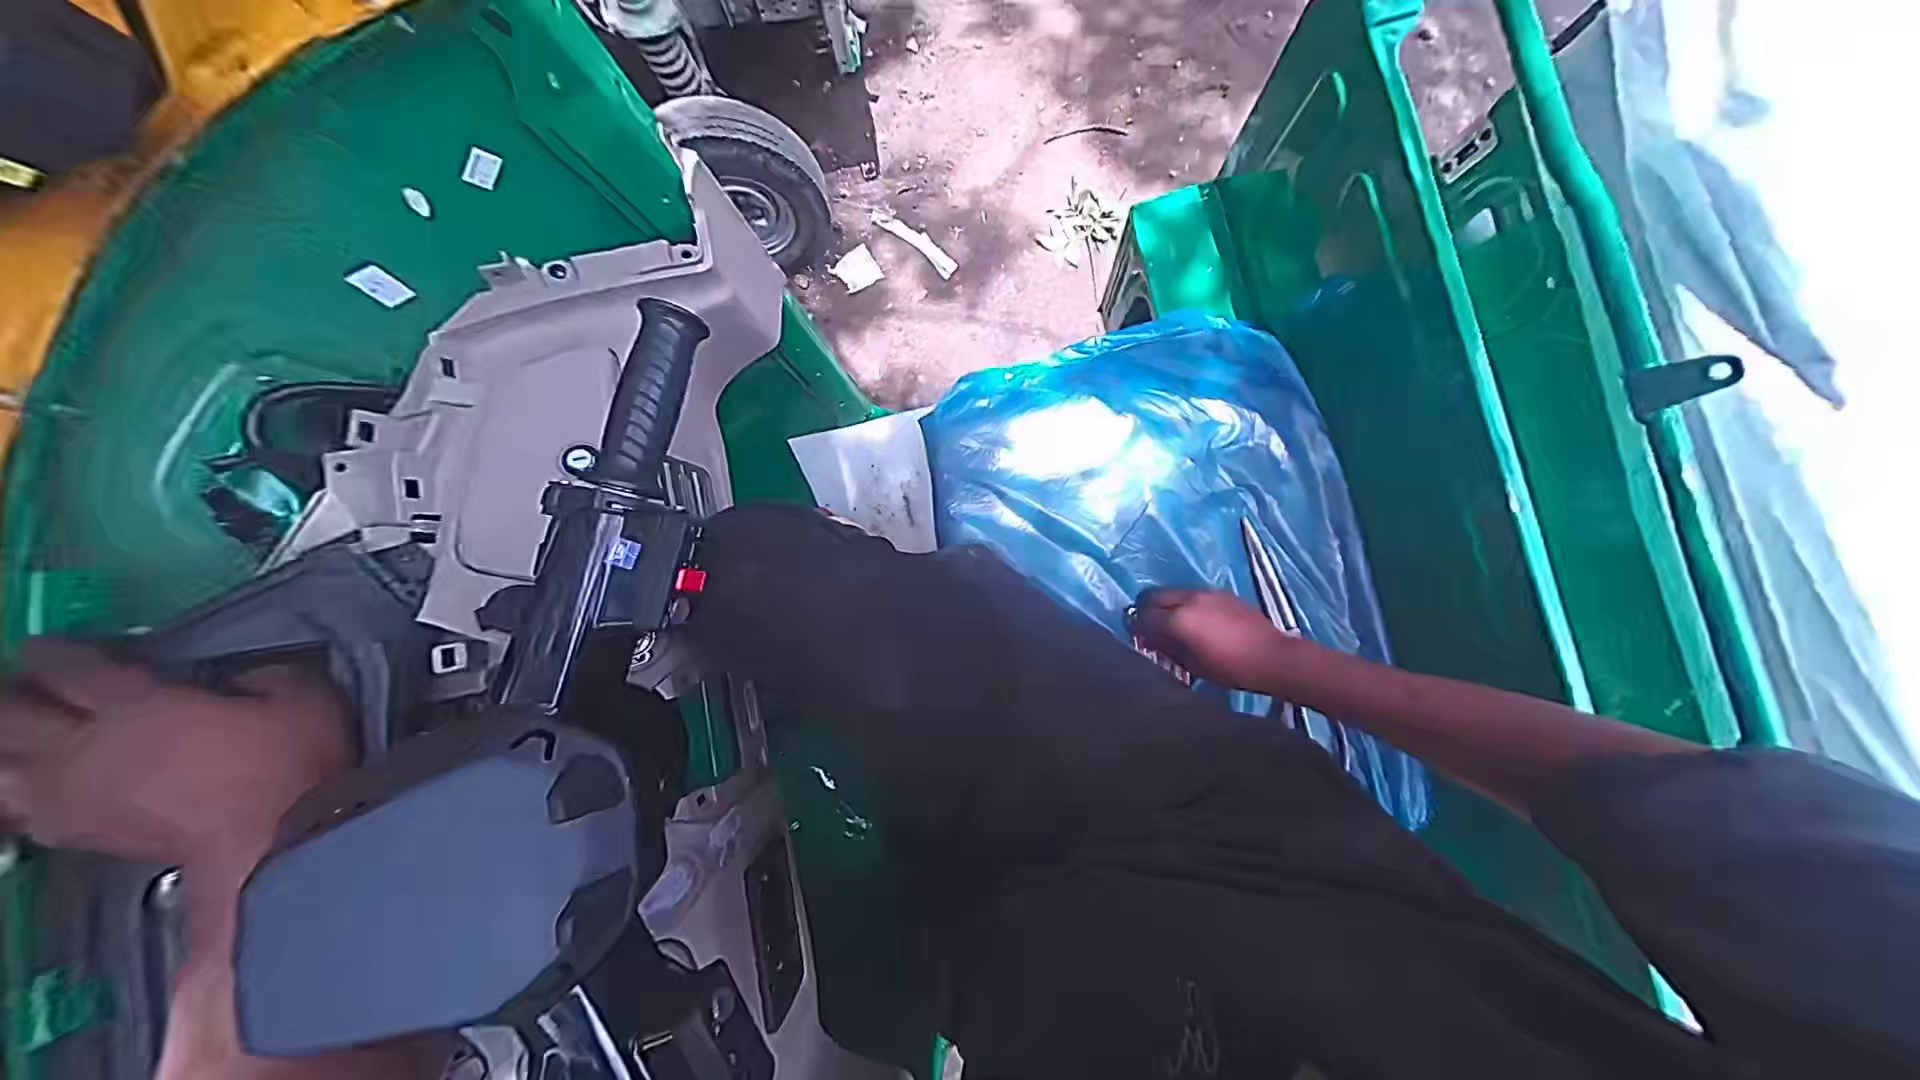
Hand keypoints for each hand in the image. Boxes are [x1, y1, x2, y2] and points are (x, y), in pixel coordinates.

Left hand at [0, 639, 351, 868]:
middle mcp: (83, 747)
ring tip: (22, 737)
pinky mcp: (74, 834)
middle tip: (25, 687)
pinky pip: (14, 809)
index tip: (54, 646)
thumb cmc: (295, 762)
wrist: (281, 839)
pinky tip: (32, 788)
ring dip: (4, 747)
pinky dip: (15, 793)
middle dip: (11, 697)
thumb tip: (240, 681)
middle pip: (7, 716)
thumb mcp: (304, 697)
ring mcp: (69, 796)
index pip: (70, 668)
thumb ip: (262, 678)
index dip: (56, 652)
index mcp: (138, 707)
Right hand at [1131, 588, 1311, 692]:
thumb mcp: (1193, 666)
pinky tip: (1197, 621)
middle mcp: (1188, 599)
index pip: (1143, 617)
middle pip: (1153, 596)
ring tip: (1174, 625)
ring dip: (1167, 606)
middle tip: (1150, 628)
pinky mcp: (1221, 593)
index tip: (1139, 640)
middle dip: (1147, 611)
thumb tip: (1153, 641)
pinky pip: (1193, 595)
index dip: (1137, 629)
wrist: (1274, 657)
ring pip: (1174, 593)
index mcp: (1178, 619)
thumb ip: (1168, 649)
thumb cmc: (1232, 669)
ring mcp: (1206, 593)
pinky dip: (1186, 604)